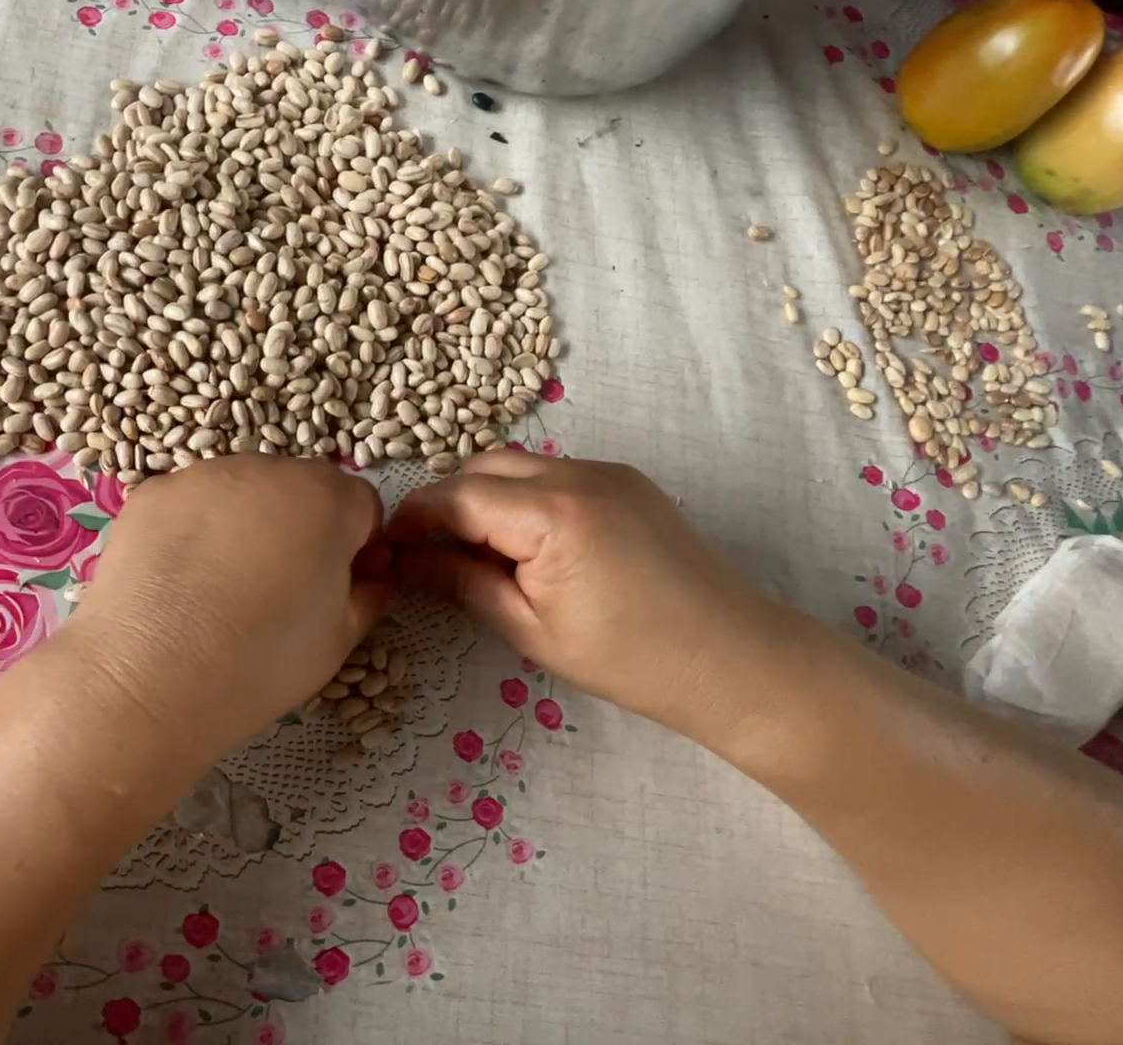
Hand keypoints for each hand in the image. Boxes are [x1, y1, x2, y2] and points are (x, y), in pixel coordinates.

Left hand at [59, 454, 387, 757]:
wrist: (147, 677)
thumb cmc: (259, 663)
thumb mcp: (337, 641)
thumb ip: (368, 597)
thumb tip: (373, 579)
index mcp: (326, 499)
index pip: (362, 506)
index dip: (357, 546)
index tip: (339, 585)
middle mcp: (266, 468)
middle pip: (302, 489)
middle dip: (302, 527)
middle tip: (278, 588)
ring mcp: (202, 475)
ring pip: (244, 491)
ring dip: (247, 523)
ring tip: (221, 585)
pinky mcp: (152, 492)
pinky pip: (192, 502)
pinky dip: (195, 528)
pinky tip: (180, 578)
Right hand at [387, 451, 779, 731]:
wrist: (736, 659)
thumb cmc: (629, 659)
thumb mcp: (530, 629)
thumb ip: (460, 583)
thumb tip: (402, 564)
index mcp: (552, 515)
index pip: (456, 497)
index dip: (412, 520)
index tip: (386, 549)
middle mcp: (576, 474)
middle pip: (480, 467)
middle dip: (444, 503)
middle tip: (427, 553)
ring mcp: (605, 470)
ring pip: (514, 464)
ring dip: (481, 497)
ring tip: (473, 551)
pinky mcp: (624, 479)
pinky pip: (549, 472)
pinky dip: (519, 496)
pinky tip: (522, 542)